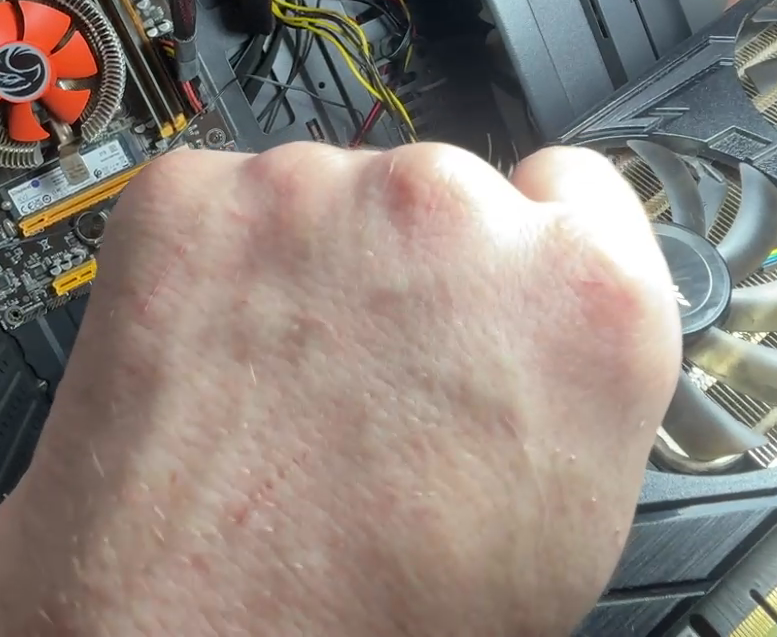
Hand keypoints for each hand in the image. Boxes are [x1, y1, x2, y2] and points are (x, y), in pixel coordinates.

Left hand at [0, 143, 681, 636]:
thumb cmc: (388, 609)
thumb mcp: (555, 489)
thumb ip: (568, 350)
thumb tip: (550, 286)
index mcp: (581, 293)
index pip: (579, 185)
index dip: (536, 233)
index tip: (497, 269)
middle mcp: (454, 208)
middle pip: (445, 183)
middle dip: (418, 261)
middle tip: (373, 367)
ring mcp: (319, 189)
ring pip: (334, 189)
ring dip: (317, 260)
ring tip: (287, 380)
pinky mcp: (195, 191)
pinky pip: (235, 195)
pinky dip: (227, 254)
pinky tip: (220, 351)